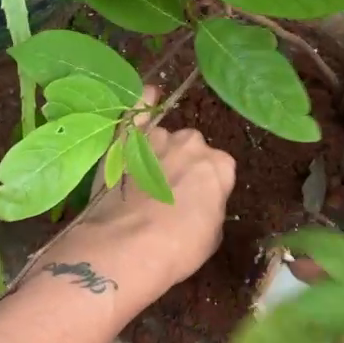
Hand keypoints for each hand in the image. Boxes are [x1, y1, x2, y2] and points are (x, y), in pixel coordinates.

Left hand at [31, 91, 234, 309]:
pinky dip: (142, 103)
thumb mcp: (211, 235)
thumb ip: (211, 207)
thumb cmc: (177, 249)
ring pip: (164, 140)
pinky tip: (149, 94)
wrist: (127, 247)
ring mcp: (156, 139)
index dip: (208, 190)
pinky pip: (136, 112)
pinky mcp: (123, 142)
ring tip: (145, 184)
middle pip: (193, 151)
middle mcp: (192, 144)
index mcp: (220, 166)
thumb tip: (200, 201)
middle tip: (170, 200)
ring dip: (159, 155)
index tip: (196, 207)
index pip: (220, 171)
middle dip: (185, 170)